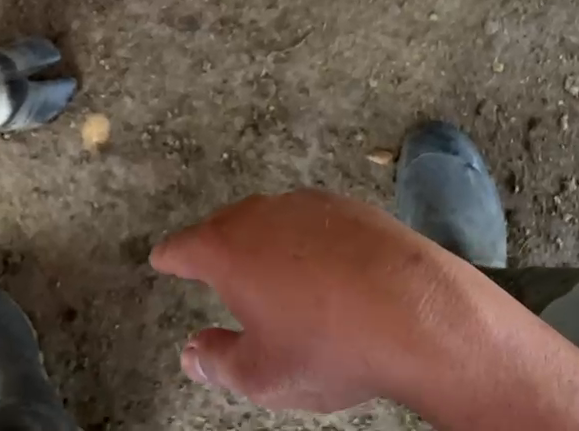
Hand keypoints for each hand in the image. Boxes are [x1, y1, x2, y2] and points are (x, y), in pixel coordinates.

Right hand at [150, 190, 482, 412]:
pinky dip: (309, 242)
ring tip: (281, 282)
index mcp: (225, 250)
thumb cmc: (328, 346)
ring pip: (270, 221)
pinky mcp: (346, 205)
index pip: (182, 247)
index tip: (162, 259)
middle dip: (218, 251)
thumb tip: (191, 352)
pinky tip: (329, 273)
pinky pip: (312, 222)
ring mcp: (303, 204)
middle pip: (224, 227)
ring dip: (267, 245)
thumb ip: (217, 361)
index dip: (170, 257)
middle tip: (223, 279)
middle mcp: (257, 214)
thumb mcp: (263, 374)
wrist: (416, 312)